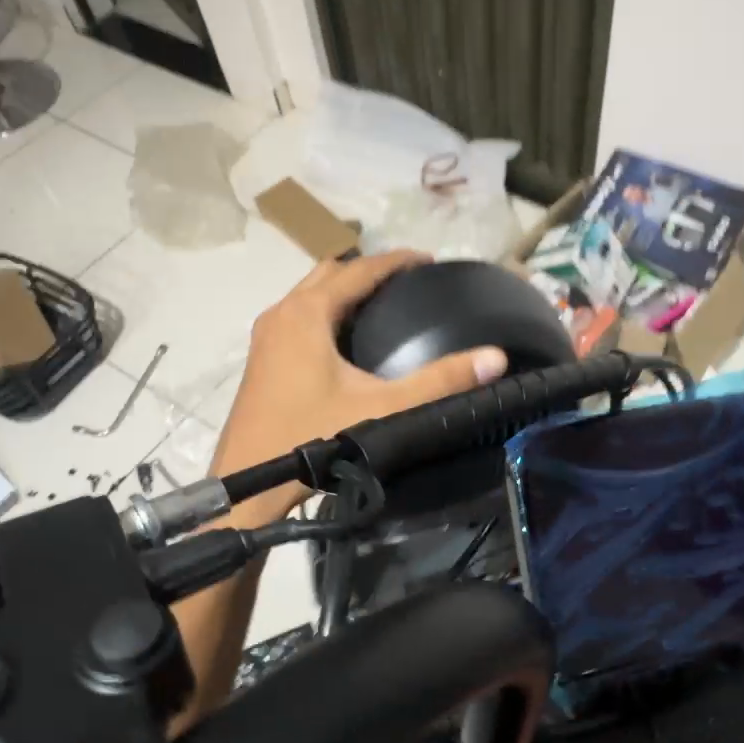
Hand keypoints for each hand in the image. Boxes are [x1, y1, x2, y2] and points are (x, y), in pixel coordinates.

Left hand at [212, 251, 508, 518]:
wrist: (248, 482)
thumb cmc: (312, 436)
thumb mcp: (383, 408)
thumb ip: (439, 381)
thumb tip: (495, 358)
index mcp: (307, 313)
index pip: (359, 270)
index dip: (395, 261)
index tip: (428, 260)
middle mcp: (282, 314)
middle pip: (329, 274)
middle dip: (368, 270)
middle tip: (407, 281)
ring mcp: (266, 337)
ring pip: (310, 295)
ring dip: (344, 291)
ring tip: (383, 304)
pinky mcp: (262, 359)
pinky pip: (299, 317)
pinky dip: (326, 312)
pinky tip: (348, 339)